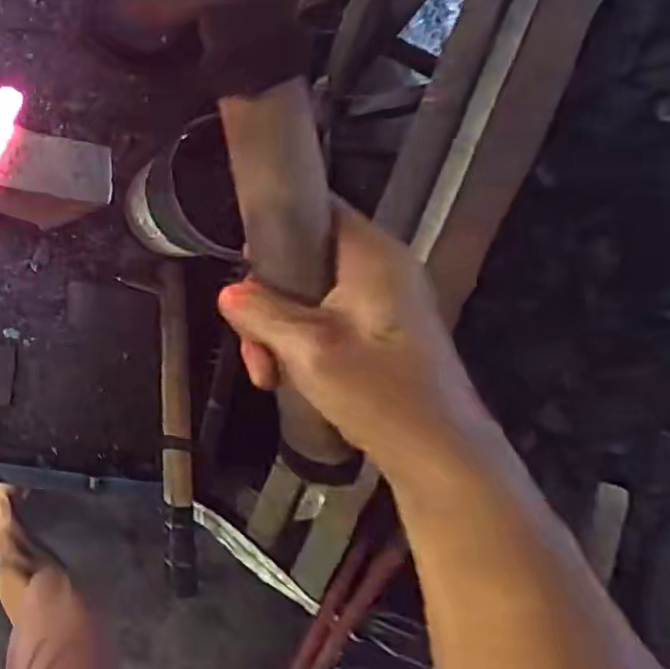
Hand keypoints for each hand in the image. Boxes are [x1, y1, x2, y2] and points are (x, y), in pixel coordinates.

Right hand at [216, 201, 497, 476]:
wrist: (441, 459)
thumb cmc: (382, 395)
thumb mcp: (305, 349)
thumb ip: (260, 312)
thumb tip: (228, 293)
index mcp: (373, 259)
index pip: (319, 209)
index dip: (276, 225)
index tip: (245, 261)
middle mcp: (378, 271)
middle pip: (297, 258)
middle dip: (262, 298)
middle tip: (251, 338)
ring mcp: (377, 303)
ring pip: (298, 294)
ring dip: (270, 328)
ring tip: (267, 369)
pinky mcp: (373, 331)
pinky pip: (314, 319)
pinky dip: (291, 342)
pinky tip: (282, 375)